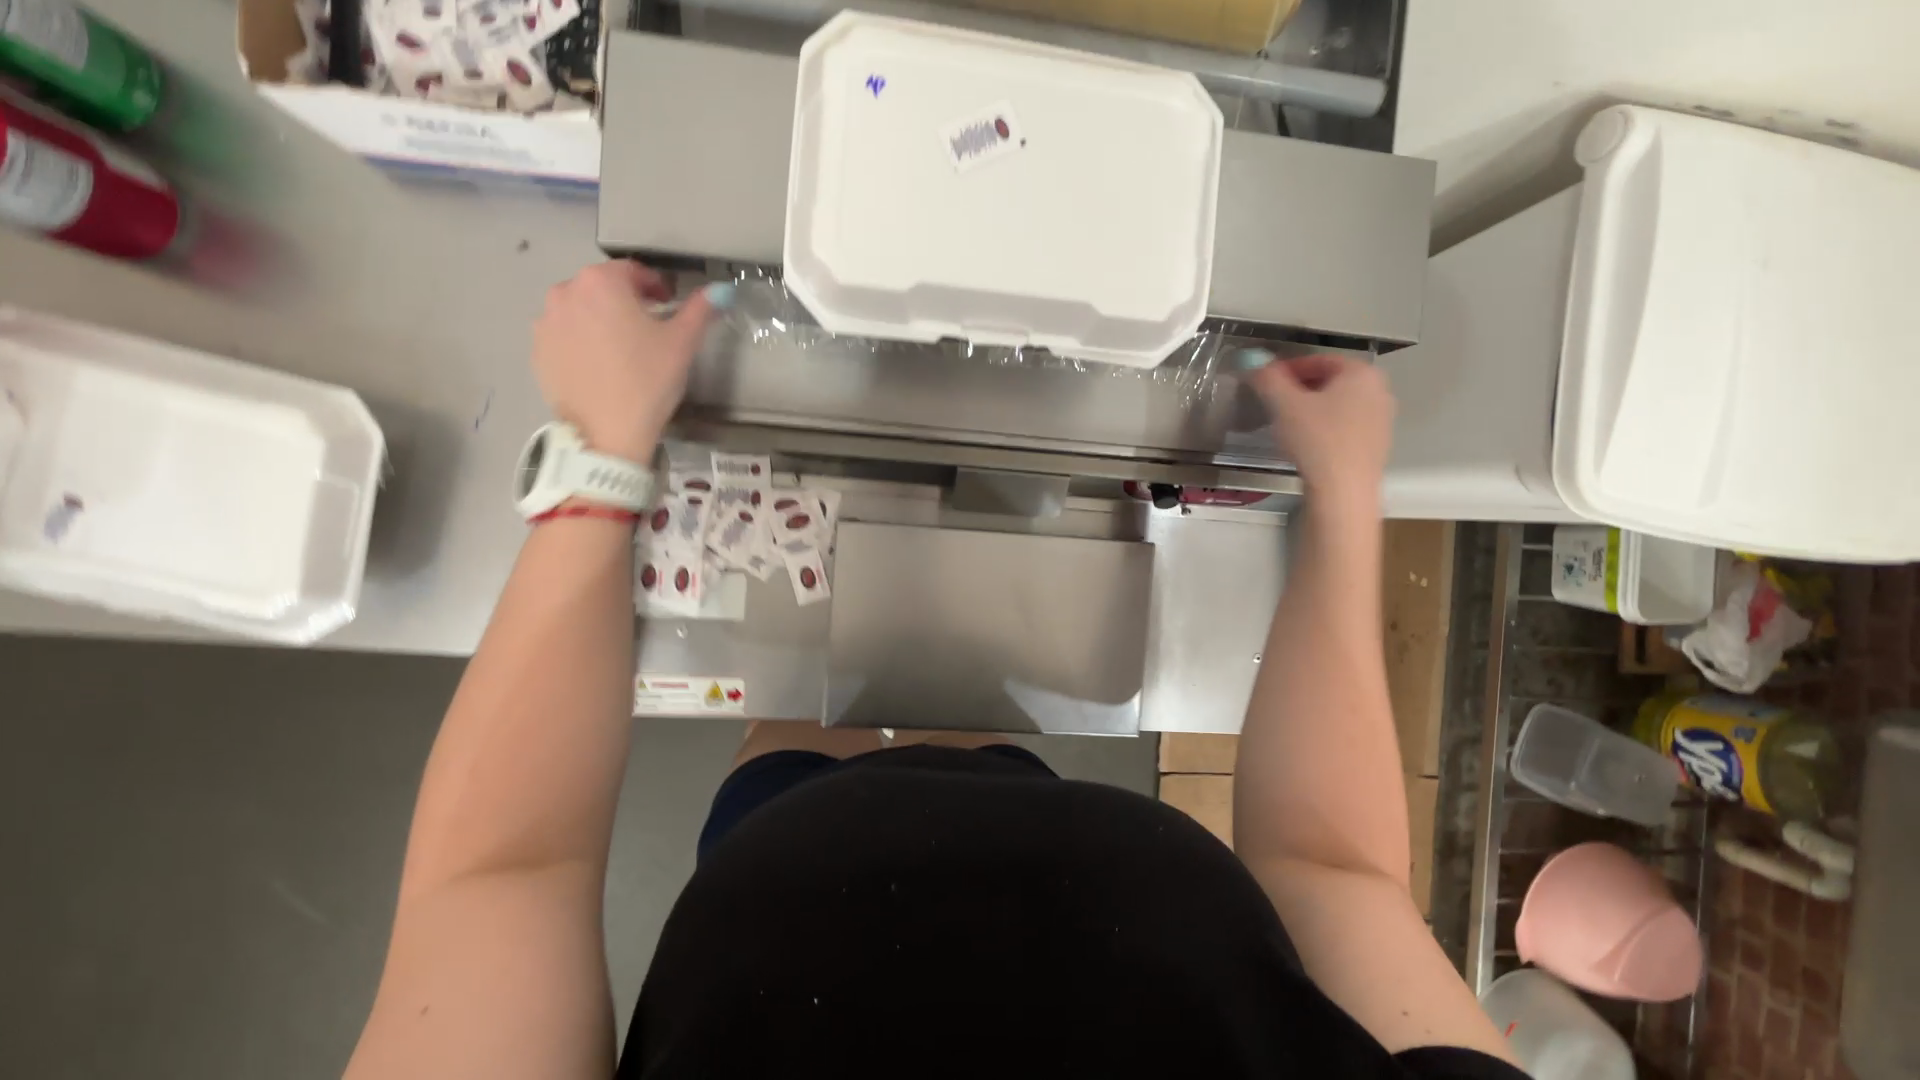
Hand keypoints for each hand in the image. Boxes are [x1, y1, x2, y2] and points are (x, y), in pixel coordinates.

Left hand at [531, 261, 732, 463]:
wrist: (607, 434)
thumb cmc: (648, 381)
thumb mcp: (682, 342)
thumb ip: (701, 309)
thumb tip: (720, 290)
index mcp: (601, 282)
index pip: (632, 271)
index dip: (655, 286)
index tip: (667, 304)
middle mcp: (565, 293)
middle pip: (602, 288)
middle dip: (626, 301)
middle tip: (648, 329)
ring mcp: (546, 323)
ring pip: (580, 311)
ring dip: (601, 320)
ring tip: (623, 349)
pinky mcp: (538, 352)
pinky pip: (564, 336)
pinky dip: (582, 342)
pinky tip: (602, 366)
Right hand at [1235, 350, 1395, 501]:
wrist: (1343, 491)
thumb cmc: (1316, 440)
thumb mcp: (1284, 405)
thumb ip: (1268, 378)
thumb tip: (1254, 361)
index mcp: (1361, 373)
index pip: (1319, 359)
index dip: (1289, 367)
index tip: (1267, 380)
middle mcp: (1379, 390)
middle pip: (1331, 381)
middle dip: (1301, 388)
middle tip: (1275, 401)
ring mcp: (1382, 419)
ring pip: (1339, 404)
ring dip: (1313, 407)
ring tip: (1288, 423)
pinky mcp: (1377, 444)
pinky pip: (1346, 425)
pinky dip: (1326, 427)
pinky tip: (1308, 443)